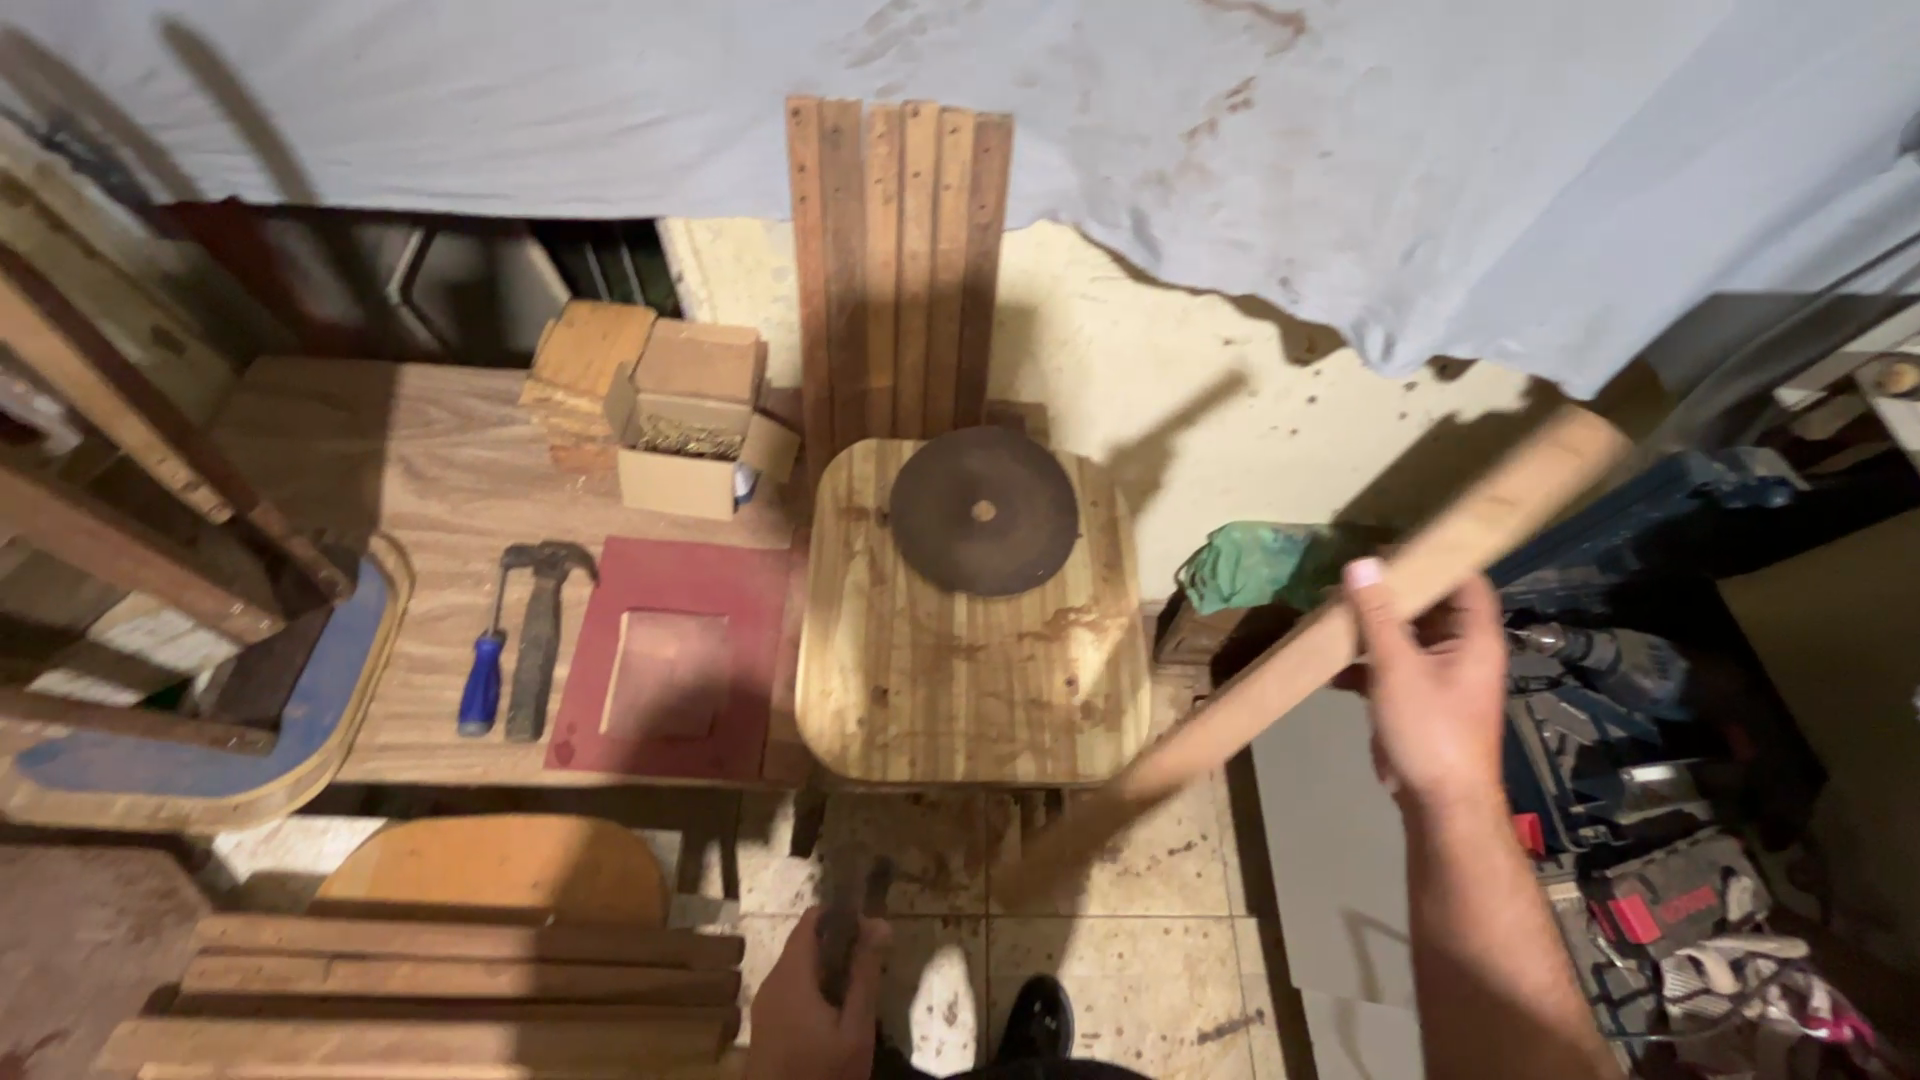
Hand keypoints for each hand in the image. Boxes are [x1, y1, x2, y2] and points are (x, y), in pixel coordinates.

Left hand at [745, 907, 891, 1079]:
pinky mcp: (765, 1023)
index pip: (811, 920)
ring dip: (829, 966)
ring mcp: (765, 1003)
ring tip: (858, 987)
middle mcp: (771, 981)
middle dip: (839, 944)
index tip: (870, 930)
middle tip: (871, 963)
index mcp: (790, 975)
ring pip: (799, 966)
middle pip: (805, 942)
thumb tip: (880, 923)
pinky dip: (815, 986)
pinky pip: (791, 987)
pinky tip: (836, 1010)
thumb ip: (865, 975)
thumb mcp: (855, 1028)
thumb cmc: (822, 1074)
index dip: (842, 915)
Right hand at [1338, 557, 1508, 813]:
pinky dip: (1360, 665)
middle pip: (1428, 608)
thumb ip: (1377, 615)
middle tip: (1349, 576)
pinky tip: (1328, 667)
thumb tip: (1361, 564)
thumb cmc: (1430, 729)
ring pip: (1403, 638)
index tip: (1393, 547)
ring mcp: (1436, 678)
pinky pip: (1386, 669)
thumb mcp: (1398, 667)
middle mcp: (1460, 652)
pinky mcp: (1414, 700)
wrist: (1439, 802)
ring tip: (1330, 613)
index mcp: (1473, 639)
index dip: (1436, 560)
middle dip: (1389, 594)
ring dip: (1369, 628)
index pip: (1465, 583)